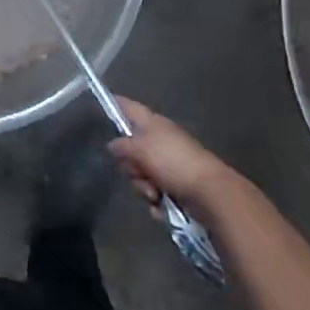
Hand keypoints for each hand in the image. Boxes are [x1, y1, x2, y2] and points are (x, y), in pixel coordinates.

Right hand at [107, 97, 234, 210]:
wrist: (209, 192)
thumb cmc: (174, 162)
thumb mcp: (141, 149)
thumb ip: (122, 146)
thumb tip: (112, 145)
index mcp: (153, 123)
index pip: (128, 107)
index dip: (114, 104)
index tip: (99, 106)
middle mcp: (159, 140)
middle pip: (130, 149)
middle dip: (131, 166)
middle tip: (139, 172)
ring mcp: (168, 163)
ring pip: (140, 174)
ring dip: (143, 187)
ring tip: (155, 194)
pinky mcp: (175, 185)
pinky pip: (154, 191)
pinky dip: (156, 201)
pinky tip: (161, 205)